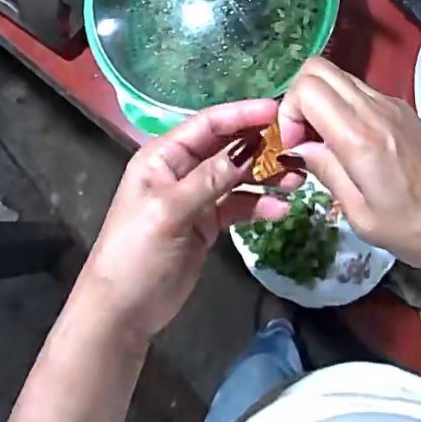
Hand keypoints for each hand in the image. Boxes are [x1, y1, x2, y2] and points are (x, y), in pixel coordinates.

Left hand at [75, 98, 279, 341]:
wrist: (122, 311)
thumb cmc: (136, 251)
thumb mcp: (172, 210)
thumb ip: (210, 179)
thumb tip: (250, 148)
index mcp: (163, 155)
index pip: (208, 124)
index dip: (241, 115)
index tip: (277, 110)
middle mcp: (180, 169)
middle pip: (225, 147)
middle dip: (260, 145)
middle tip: (298, 145)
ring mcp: (194, 196)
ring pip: (235, 176)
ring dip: (265, 175)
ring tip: (298, 178)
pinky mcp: (205, 223)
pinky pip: (236, 205)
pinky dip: (257, 205)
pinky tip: (279, 210)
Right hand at [271, 57, 420, 279]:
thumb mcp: (364, 218)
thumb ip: (327, 173)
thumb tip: (298, 147)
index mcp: (362, 137)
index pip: (307, 88)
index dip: (288, 111)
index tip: (294, 146)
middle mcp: (374, 109)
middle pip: (315, 68)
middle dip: (296, 98)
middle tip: (302, 137)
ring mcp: (389, 104)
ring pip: (334, 74)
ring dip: (317, 100)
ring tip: (322, 141)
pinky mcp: (400, 108)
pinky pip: (354, 88)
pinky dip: (337, 104)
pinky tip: (346, 142)